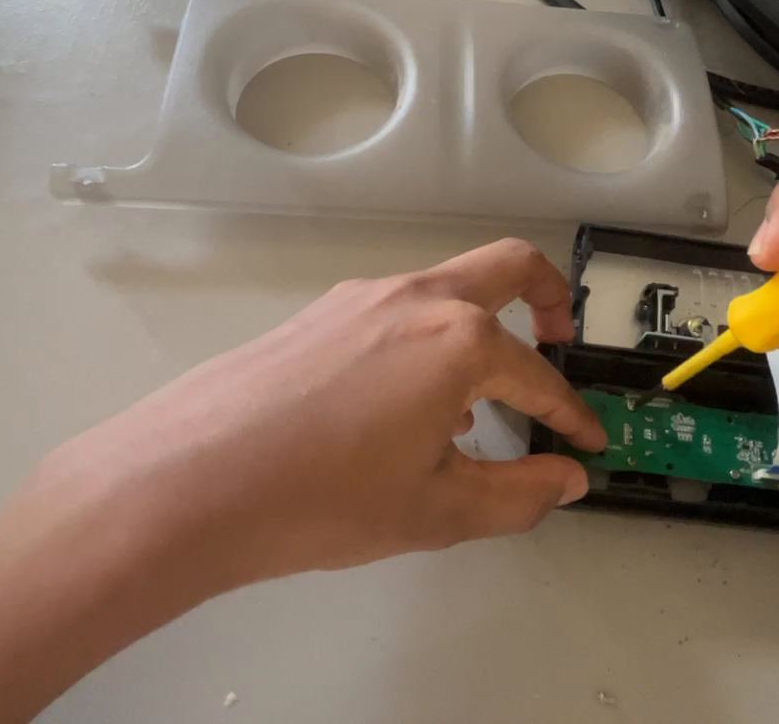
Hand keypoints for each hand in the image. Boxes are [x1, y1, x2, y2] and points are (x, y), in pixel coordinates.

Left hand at [43, 238, 607, 608]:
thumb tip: (567, 478)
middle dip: (549, 298)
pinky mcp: (324, 309)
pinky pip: (400, 309)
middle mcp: (419, 298)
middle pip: (509, 266)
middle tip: (559, 342)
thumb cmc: (324, 499)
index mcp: (460, 340)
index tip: (589, 440)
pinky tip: (404, 398)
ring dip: (482, 324)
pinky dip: (429, 336)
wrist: (189, 479)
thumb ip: (519, 494)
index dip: (573, 414)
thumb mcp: (436, 511)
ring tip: (473, 397)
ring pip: (449, 286)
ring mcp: (366, 296)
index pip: (540, 376)